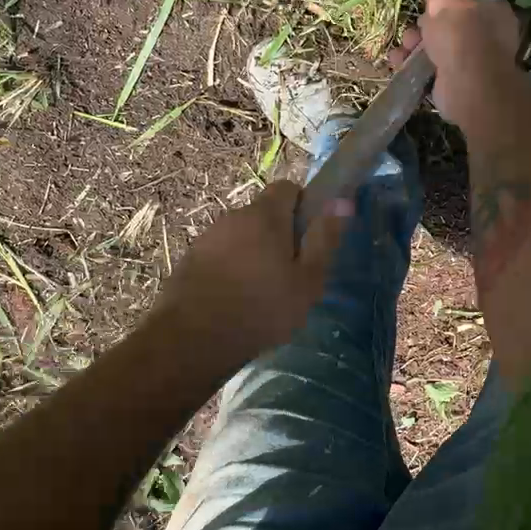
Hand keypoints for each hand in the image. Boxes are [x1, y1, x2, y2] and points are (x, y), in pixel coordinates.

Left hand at [154, 182, 350, 363]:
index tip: (308, 238)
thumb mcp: (307, 280)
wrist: (189, 342)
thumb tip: (342, 201)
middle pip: (263, 213)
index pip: (287, 187)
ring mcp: (207, 239)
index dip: (302, 206)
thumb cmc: (260, 309)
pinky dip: (230, 269)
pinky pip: (219, 255)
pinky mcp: (188, 261)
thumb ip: (324, 238)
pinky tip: (234, 301)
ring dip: (252, 253)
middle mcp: (233, 217)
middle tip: (289, 272)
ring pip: (240, 236)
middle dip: (278, 234)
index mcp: (265, 215)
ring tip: (260, 292)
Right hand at [390, 0, 524, 129]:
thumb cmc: (461, 34)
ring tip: (404, 48)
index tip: (429, 5)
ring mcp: (473, 62)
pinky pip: (430, 69)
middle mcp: (488, 37)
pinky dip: (413, 65)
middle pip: (449, 26)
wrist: (468, 83)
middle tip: (414, 29)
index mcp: (495, 13)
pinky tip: (398, 61)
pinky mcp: (456, 83)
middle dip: (424, 26)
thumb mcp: (446, 2)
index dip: (447, 2)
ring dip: (414, 45)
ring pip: (437, 48)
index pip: (470, 2)